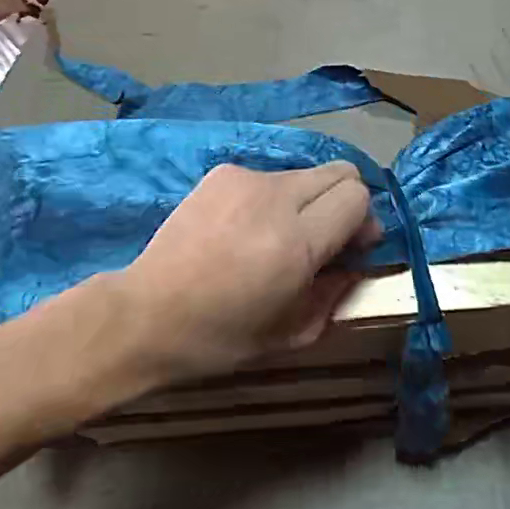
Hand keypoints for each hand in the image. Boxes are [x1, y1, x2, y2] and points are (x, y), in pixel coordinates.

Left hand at [112, 162, 382, 381]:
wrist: (146, 314)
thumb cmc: (220, 337)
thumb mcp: (293, 333)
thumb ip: (337, 292)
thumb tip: (355, 262)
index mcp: (296, 242)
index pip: (357, 196)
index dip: (363, 220)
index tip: (350, 246)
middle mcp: (274, 198)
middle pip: (339, 172)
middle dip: (343, 202)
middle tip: (325, 237)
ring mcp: (244, 179)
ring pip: (302, 174)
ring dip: (306, 201)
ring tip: (276, 236)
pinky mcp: (221, 173)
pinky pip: (267, 177)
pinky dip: (271, 199)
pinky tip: (245, 229)